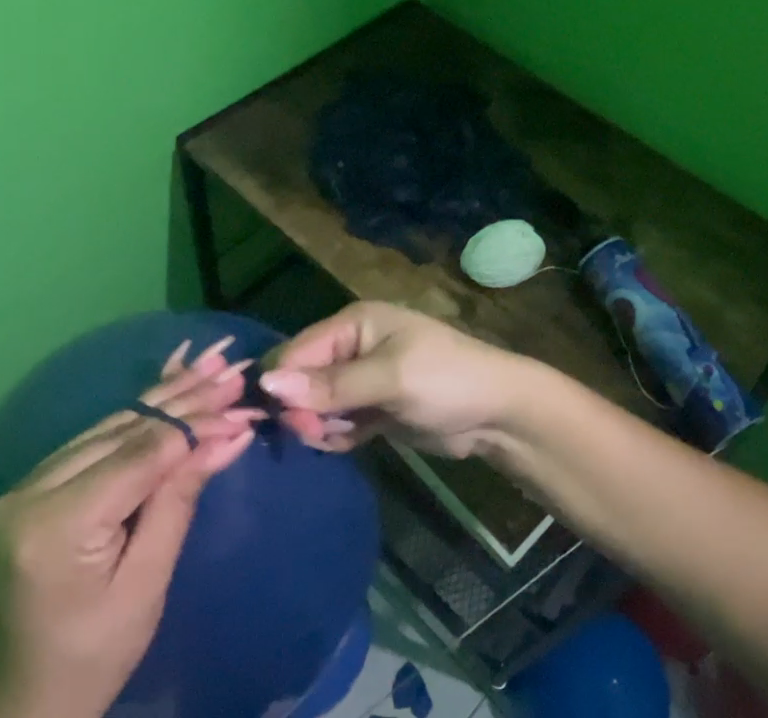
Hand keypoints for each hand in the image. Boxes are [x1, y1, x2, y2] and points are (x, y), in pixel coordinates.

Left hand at [0, 338, 262, 717]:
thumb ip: (179, 500)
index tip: (243, 404)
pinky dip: (133, 419)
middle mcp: (29, 491)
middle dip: (182, 400)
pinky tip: (164, 388)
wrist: (27, 696)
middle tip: (232, 371)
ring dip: (161, 399)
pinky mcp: (29, 489)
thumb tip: (229, 436)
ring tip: (208, 368)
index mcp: (56, 524)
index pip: (139, 455)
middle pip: (121, 431)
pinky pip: (88, 443)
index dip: (194, 426)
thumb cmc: (96, 654)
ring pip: (105, 428)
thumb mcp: (148, 581)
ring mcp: (23, 487)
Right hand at [260, 301, 539, 457]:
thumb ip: (331, 385)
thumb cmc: (446, 380)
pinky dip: (337, 435)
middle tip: (313, 433)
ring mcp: (363, 380)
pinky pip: (339, 422)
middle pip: (304, 378)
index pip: (299, 350)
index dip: (283, 382)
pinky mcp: (374, 409)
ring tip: (336, 439)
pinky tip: (348, 443)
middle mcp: (353, 348)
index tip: (277, 418)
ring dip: (319, 424)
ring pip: (318, 404)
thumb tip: (269, 385)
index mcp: (354, 324)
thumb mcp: (389, 378)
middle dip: (302, 407)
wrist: (499, 414)